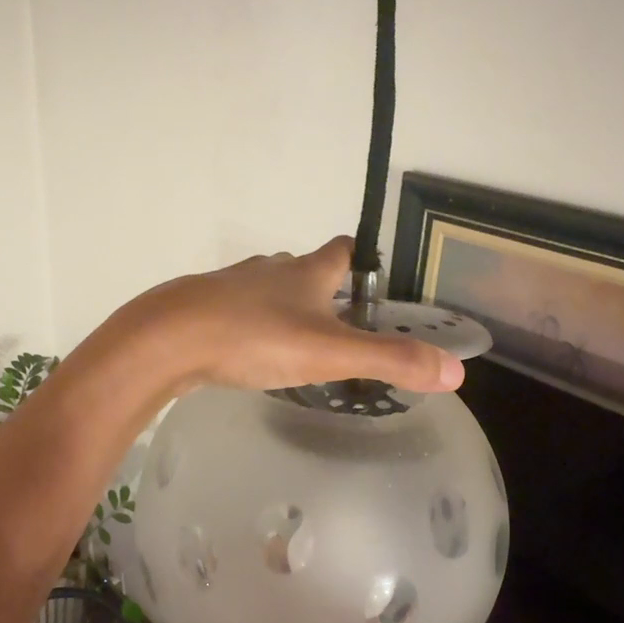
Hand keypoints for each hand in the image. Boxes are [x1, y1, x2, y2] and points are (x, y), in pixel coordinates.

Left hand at [106, 236, 462, 395]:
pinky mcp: (200, 307)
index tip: (371, 272)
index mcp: (306, 272)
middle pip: (302, 266)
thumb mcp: (329, 353)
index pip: (342, 250)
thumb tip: (455, 371)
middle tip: (336, 315)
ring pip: (265, 286)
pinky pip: (232, 309)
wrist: (168, 338)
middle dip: (320, 284)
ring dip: (282, 303)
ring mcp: (230, 286)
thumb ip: (389, 360)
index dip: (360, 257)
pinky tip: (244, 348)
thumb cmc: (254, 337)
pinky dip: (246, 322)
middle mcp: (269, 269)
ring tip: (293, 334)